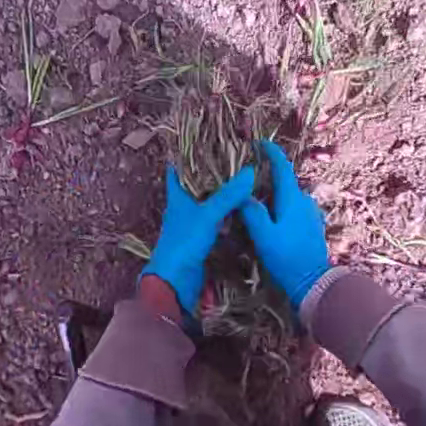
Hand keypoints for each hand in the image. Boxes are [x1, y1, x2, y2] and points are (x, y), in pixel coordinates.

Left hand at [141, 166, 255, 314]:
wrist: (175, 282)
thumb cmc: (184, 243)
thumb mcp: (207, 215)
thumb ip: (228, 196)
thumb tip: (250, 171)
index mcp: (178, 197)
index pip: (178, 169)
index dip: (188, 155)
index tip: (208, 143)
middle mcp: (184, 208)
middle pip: (198, 186)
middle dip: (215, 175)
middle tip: (237, 161)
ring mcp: (193, 225)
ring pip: (210, 205)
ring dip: (224, 197)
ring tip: (246, 182)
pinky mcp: (203, 240)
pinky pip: (218, 223)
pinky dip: (229, 217)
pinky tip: (244, 211)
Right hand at [238, 139, 331, 309]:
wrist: (313, 281)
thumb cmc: (286, 257)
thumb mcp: (263, 235)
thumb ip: (253, 212)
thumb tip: (245, 196)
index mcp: (292, 199)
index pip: (283, 168)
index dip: (272, 153)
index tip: (261, 143)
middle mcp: (304, 201)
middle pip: (285, 182)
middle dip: (268, 177)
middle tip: (249, 178)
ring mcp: (311, 214)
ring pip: (289, 196)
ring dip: (274, 195)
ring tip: (256, 201)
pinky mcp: (312, 226)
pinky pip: (294, 209)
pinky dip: (281, 207)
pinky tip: (272, 218)